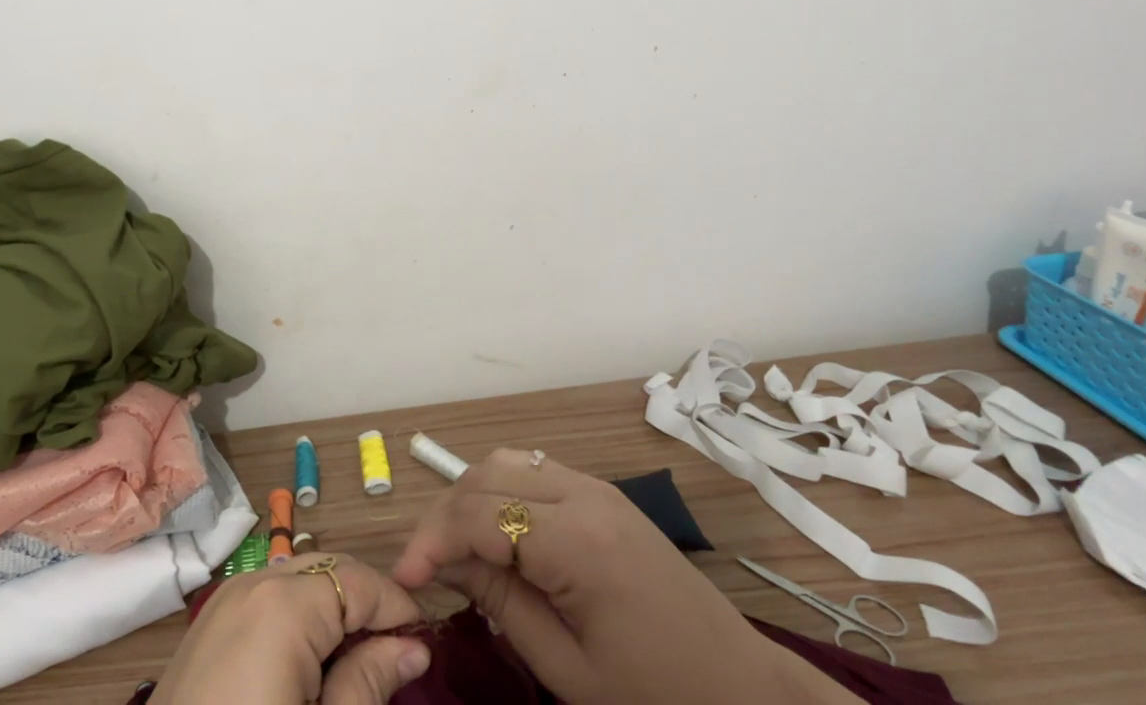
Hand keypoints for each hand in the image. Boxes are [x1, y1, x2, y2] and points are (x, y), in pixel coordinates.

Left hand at [150, 551, 431, 704]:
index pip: (363, 582)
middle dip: (368, 607)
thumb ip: (369, 682)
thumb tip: (412, 648)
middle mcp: (253, 584)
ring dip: (335, 613)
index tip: (426, 649)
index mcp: (285, 603)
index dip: (400, 611)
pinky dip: (299, 619)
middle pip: (331, 572)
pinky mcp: (208, 624)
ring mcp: (224, 600)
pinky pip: (269, 600)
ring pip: (301, 582)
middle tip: (396, 661)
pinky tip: (309, 668)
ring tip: (356, 668)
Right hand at [392, 449, 860, 704]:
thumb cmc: (653, 689)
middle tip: (425, 565)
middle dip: (444, 514)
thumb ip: (498, 600)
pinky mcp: (605, 495)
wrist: (741, 685)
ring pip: (507, 463)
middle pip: (486, 475)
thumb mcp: (564, 663)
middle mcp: (584, 494)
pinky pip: (534, 472)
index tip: (405, 579)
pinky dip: (500, 493)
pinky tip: (495, 533)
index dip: (431, 541)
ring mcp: (598, 488)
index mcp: (577, 540)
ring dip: (470, 497)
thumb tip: (443, 562)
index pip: (478, 513)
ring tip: (454, 549)